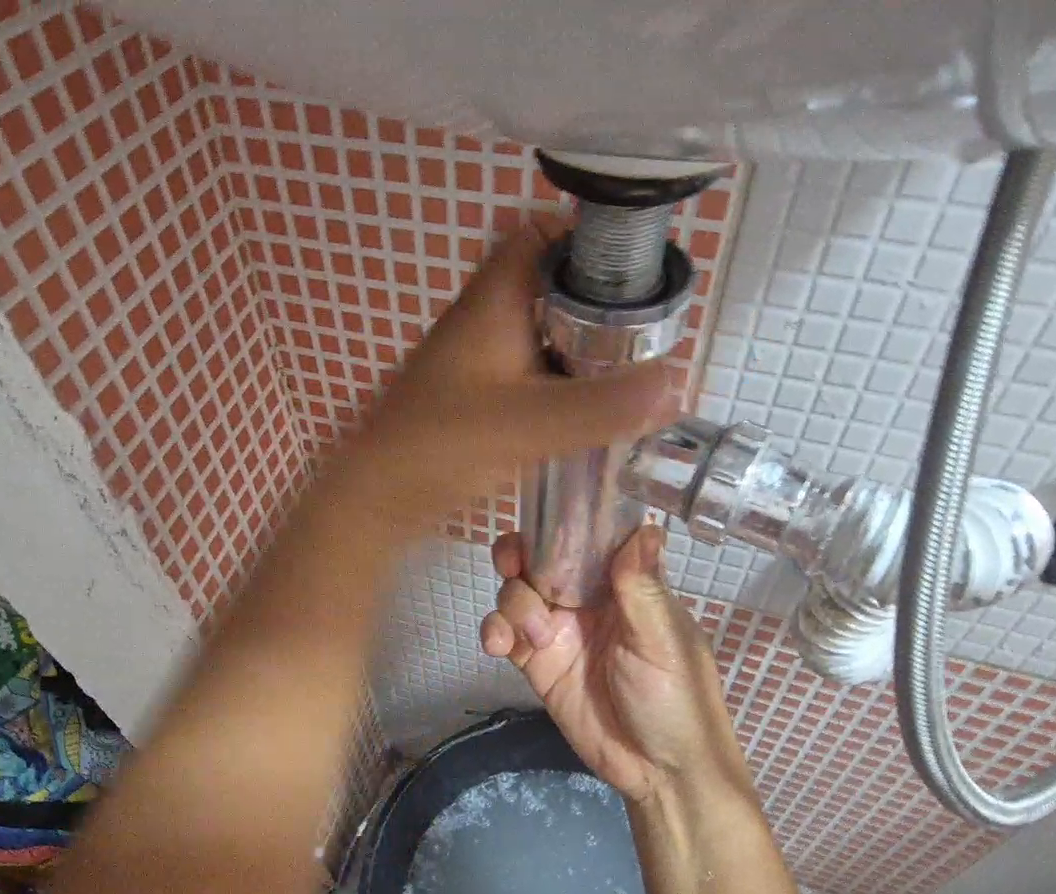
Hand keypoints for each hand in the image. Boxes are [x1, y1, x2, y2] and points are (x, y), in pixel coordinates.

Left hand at [341, 222, 676, 530]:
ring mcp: (482, 357)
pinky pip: (536, 371)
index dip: (591, 238)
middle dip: (603, 303)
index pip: (543, 234)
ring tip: (639, 370)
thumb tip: (677, 383)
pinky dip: (567, 382)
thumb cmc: (441, 446)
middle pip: (554, 284)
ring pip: (548, 331)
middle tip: (652, 331)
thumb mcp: (528, 424)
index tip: (641, 268)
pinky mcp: (481, 395)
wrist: (379, 496)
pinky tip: (595, 410)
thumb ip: (601, 406)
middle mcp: (487, 318)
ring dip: (588, 347)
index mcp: (494, 300)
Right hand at [481, 524, 752, 804]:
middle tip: (513, 565)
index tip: (542, 518)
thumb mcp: (664, 643)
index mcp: (625, 585)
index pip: (587, 538)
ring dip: (512, 602)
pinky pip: (505, 636)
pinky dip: (494, 632)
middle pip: (541, 559)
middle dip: (519, 554)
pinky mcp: (537, 665)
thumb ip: (643, 588)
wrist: (661, 773)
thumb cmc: (677, 699)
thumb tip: (644, 528)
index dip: (561, 522)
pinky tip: (499, 645)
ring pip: (517, 594)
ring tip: (533, 636)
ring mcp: (559, 631)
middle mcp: (587, 601)